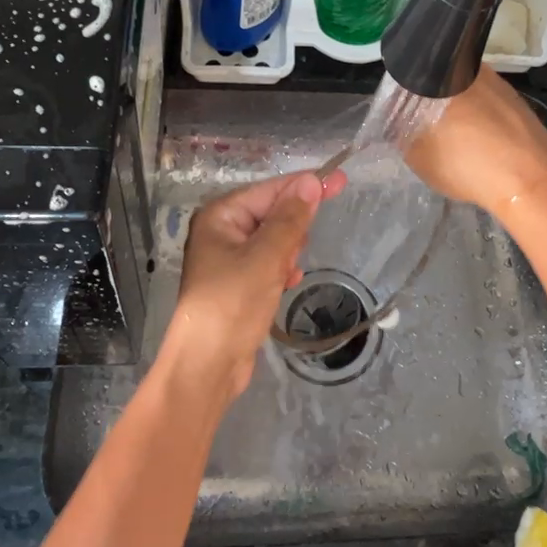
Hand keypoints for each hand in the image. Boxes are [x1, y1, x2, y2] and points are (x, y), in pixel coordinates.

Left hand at [163, 170, 345, 398]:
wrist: (207, 366)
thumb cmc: (232, 304)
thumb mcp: (266, 258)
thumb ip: (290, 219)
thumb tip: (311, 182)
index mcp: (220, 216)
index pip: (270, 190)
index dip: (305, 185)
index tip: (340, 180)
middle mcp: (221, 232)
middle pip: (271, 213)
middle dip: (291, 230)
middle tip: (297, 251)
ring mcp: (227, 259)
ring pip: (273, 241)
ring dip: (287, 253)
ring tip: (286, 273)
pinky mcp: (237, 284)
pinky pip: (268, 264)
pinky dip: (280, 270)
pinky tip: (287, 284)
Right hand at [403, 66, 546, 213]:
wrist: (530, 181)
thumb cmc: (467, 164)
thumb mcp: (418, 156)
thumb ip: (402, 134)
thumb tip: (399, 125)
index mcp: (441, 76)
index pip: (412, 74)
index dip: (402, 95)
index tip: (400, 115)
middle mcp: (471, 71)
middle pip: (441, 79)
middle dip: (431, 99)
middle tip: (425, 126)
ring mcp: (499, 84)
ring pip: (468, 90)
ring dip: (459, 108)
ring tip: (454, 137)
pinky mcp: (519, 102)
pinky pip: (490, 104)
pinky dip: (482, 119)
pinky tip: (482, 143)